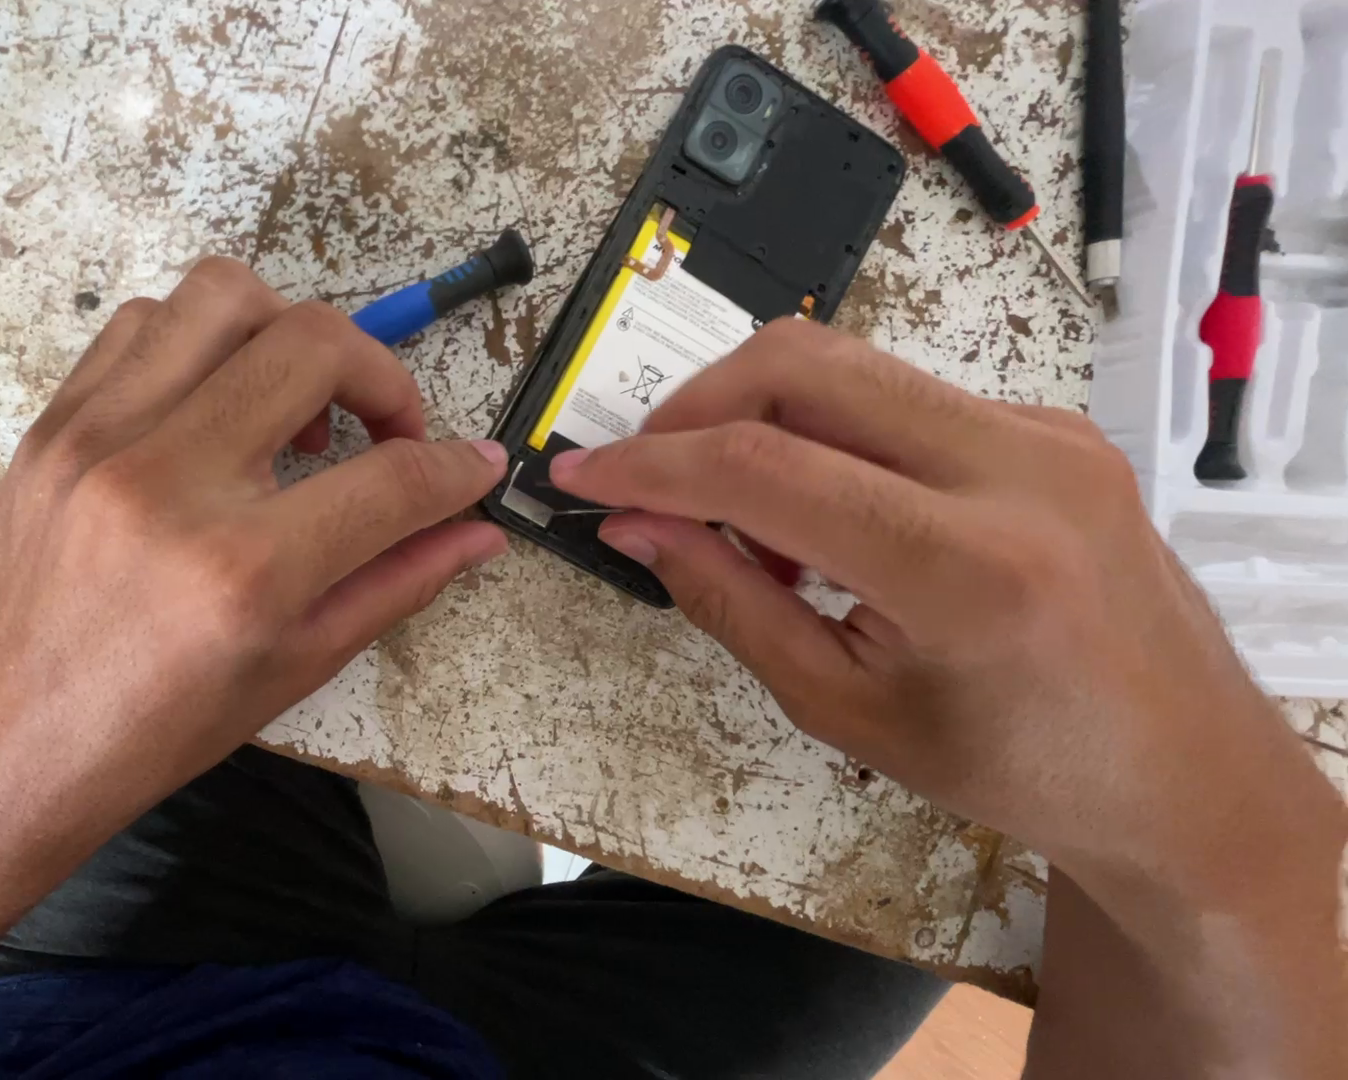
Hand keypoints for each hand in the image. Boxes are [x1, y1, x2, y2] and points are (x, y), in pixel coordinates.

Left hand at [0, 258, 507, 895]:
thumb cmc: (155, 734)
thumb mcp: (294, 670)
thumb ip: (399, 585)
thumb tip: (479, 532)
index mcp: (244, 570)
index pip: (392, 481)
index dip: (456, 468)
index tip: (477, 465)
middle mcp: (170, 479)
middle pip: (315, 345)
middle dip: (385, 379)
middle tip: (388, 432)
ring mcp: (98, 437)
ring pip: (224, 295)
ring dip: (291, 334)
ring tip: (297, 407)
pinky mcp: (52, 424)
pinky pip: (145, 324)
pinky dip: (207, 343)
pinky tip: (217, 407)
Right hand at [549, 319, 1335, 894]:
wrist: (1186, 773)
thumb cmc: (1002, 764)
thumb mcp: (834, 703)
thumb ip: (723, 598)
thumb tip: (632, 525)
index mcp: (964, 566)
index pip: (763, 467)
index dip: (648, 464)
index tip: (576, 474)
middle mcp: (1014, 464)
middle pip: (798, 364)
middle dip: (688, 406)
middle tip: (643, 472)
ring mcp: (1038, 428)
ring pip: (837, 360)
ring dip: (744, 413)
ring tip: (726, 506)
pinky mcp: (1039, 422)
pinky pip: (882, 391)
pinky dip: (806, 429)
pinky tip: (806, 506)